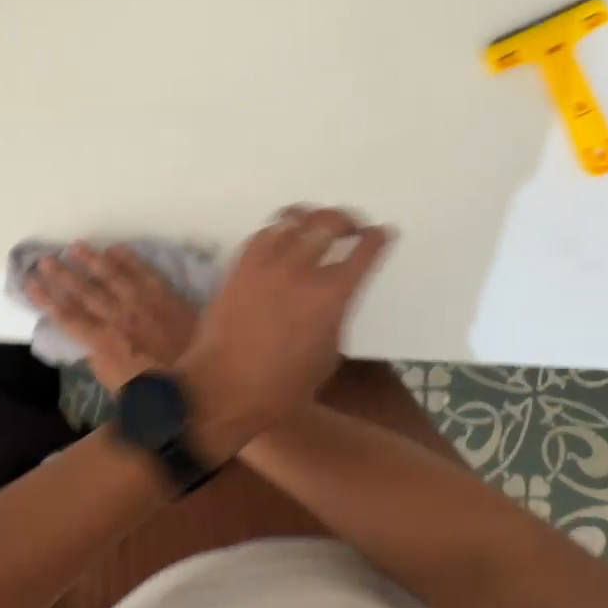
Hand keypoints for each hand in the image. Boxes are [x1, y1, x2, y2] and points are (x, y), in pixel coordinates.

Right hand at [24, 244, 198, 391]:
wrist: (199, 381)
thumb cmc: (155, 391)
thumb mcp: (116, 384)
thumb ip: (100, 360)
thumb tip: (89, 344)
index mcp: (102, 342)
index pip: (66, 315)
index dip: (45, 298)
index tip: (29, 282)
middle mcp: (117, 317)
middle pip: (84, 291)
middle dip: (62, 274)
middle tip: (45, 259)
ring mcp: (142, 302)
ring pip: (111, 275)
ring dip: (91, 260)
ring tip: (75, 246)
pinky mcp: (164, 294)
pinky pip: (142, 271)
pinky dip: (128, 258)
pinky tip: (115, 248)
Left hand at [179, 206, 392, 452]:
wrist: (225, 388)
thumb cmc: (284, 386)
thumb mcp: (329, 353)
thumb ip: (336, 314)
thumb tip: (335, 294)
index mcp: (331, 295)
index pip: (362, 253)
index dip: (376, 239)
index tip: (382, 233)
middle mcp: (301, 270)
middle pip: (328, 223)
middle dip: (346, 221)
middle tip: (351, 227)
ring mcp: (266, 264)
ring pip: (293, 219)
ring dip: (311, 218)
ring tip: (317, 225)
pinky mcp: (239, 266)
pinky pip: (263, 233)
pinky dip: (278, 230)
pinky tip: (283, 238)